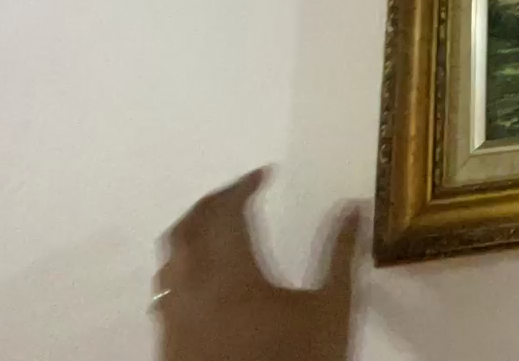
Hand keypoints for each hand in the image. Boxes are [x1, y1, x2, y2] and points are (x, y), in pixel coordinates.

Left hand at [154, 168, 362, 360]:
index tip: (266, 173)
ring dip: (192, 234)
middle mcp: (194, 295)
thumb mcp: (334, 307)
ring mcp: (175, 325)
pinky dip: (183, 267)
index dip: (242, 187)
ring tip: (221, 226)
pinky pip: (165, 293)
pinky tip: (209, 276)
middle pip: (185, 233)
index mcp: (233, 278)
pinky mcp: (169, 350)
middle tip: (240, 190)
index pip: (226, 215)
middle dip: (210, 203)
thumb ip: (341, 252)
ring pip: (168, 264)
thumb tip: (353, 205)